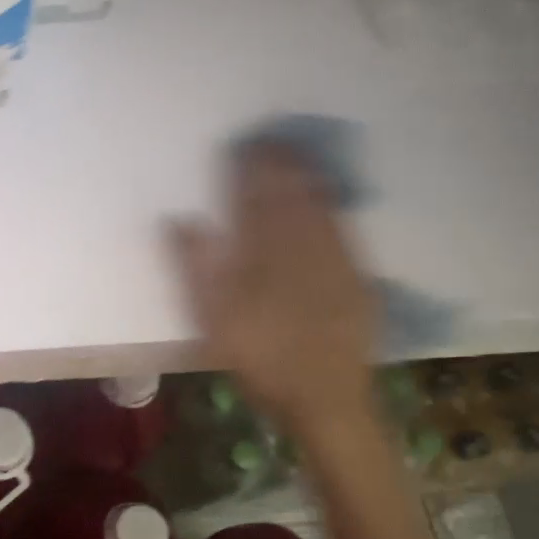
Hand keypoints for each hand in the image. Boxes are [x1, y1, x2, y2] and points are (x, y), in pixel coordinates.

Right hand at [170, 144, 378, 434]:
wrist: (326, 400)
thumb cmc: (261, 360)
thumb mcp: (215, 318)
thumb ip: (197, 266)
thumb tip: (181, 220)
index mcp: (266, 255)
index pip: (256, 198)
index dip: (251, 168)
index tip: (244, 143)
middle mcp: (304, 248)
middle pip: (293, 195)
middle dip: (282, 164)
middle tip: (271, 139)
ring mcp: (337, 261)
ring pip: (322, 206)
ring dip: (308, 177)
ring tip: (297, 155)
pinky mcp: (358, 279)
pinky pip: (345, 228)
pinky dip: (332, 204)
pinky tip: (328, 197)